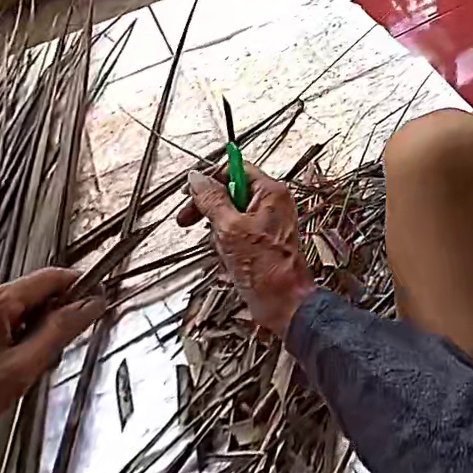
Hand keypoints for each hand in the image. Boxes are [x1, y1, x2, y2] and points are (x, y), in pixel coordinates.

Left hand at [0, 268, 106, 472]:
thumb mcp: (18, 374)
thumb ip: (59, 332)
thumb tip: (89, 306)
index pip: (49, 277)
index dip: (78, 287)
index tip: (95, 301)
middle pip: (25, 295)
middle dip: (49, 316)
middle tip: (59, 349)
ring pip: (3, 315)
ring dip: (23, 333)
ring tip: (22, 373)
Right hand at [177, 163, 314, 336]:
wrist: (284, 303)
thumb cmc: (265, 268)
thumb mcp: (229, 228)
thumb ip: (212, 200)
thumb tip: (197, 178)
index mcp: (271, 192)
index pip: (236, 169)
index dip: (211, 179)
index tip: (190, 193)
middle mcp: (273, 203)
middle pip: (232, 191)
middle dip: (210, 208)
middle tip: (188, 219)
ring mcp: (269, 222)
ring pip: (231, 214)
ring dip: (218, 229)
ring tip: (222, 247)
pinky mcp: (263, 241)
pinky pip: (237, 232)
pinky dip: (226, 242)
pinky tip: (227, 257)